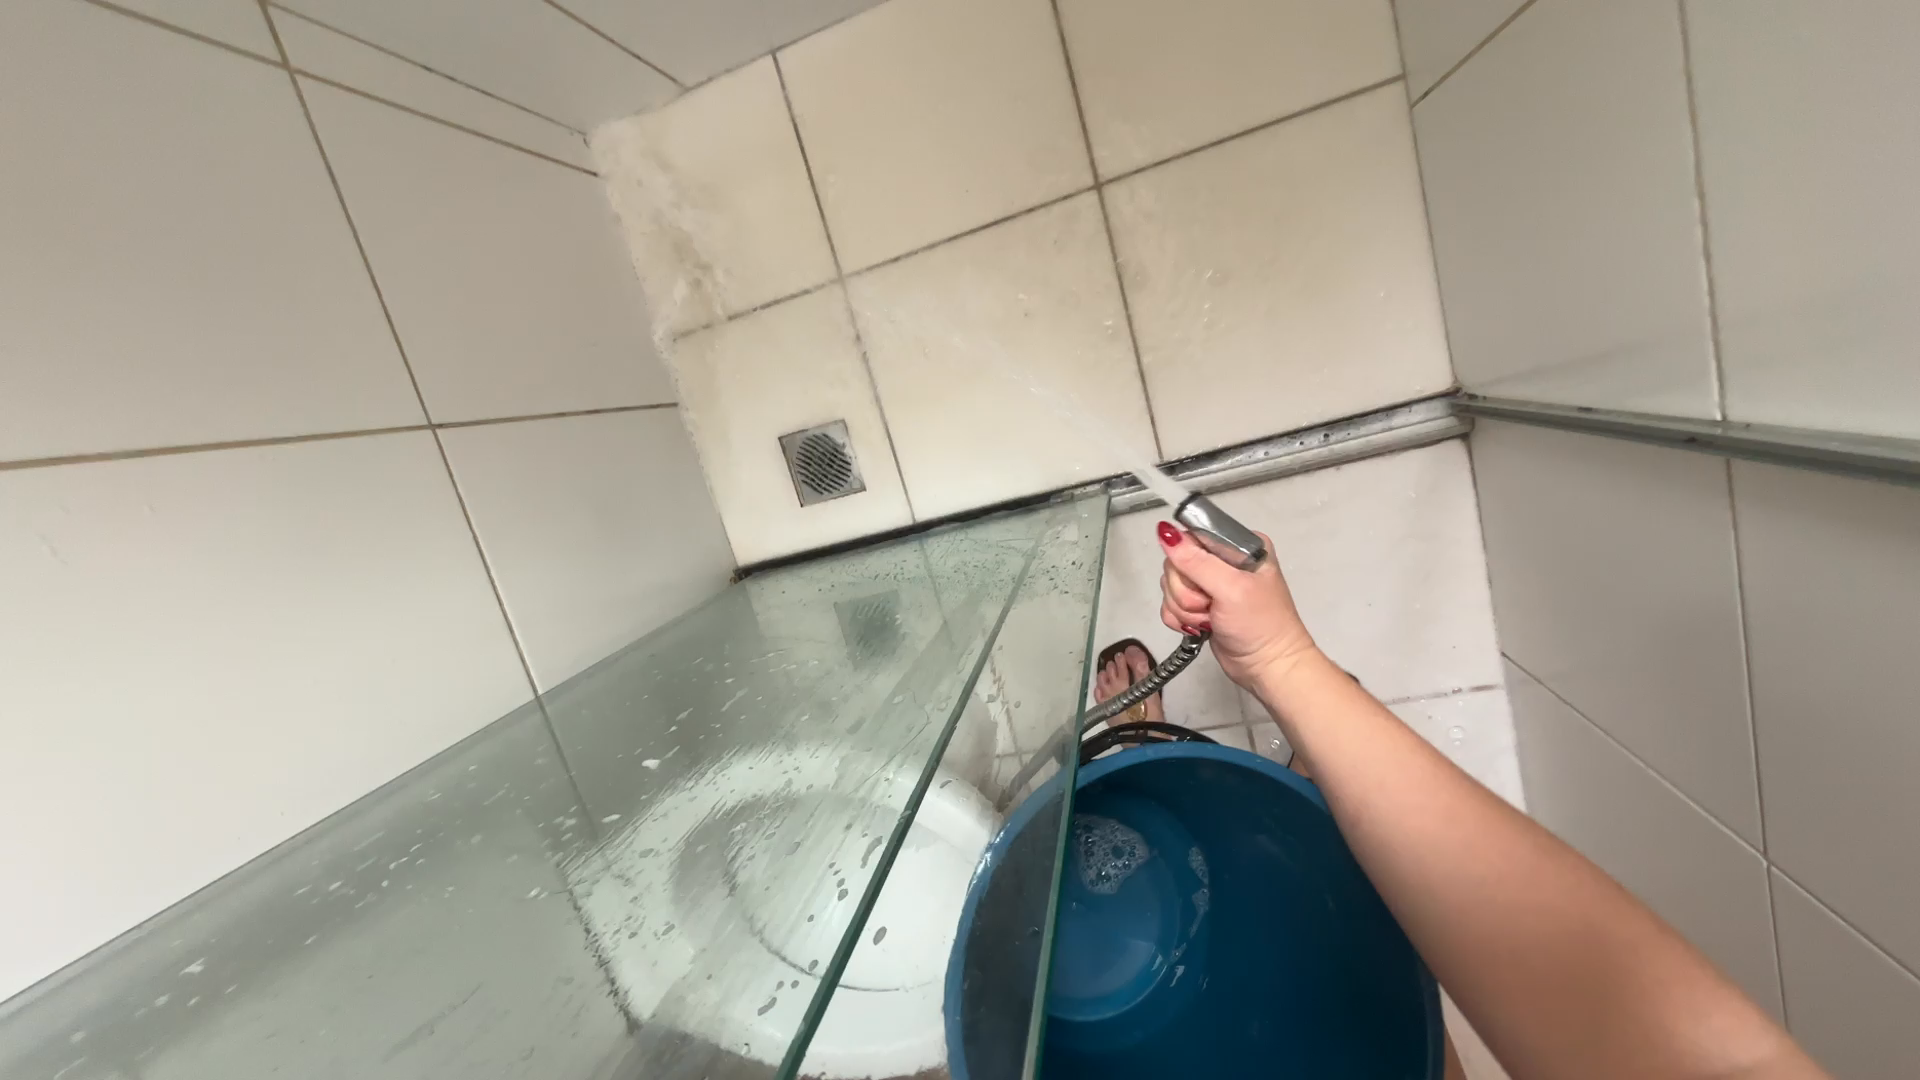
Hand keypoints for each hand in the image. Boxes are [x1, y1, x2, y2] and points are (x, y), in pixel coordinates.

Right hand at [1157, 521, 1319, 689]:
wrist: (1268, 667)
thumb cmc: (1261, 624)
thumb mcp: (1231, 588)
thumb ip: (1196, 561)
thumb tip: (1165, 532)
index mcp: (1237, 545)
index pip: (1191, 537)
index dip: (1187, 559)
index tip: (1202, 582)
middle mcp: (1222, 560)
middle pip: (1176, 563)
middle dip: (1187, 592)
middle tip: (1210, 605)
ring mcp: (1208, 584)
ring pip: (1170, 585)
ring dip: (1185, 609)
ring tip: (1210, 619)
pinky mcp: (1198, 605)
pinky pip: (1169, 604)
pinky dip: (1180, 619)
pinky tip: (1200, 627)